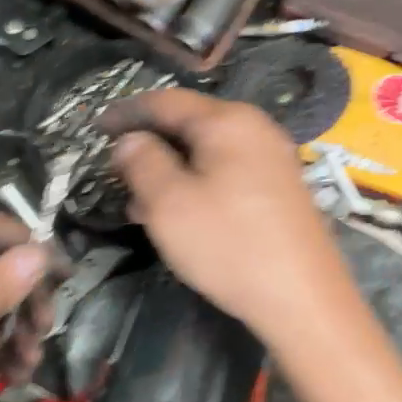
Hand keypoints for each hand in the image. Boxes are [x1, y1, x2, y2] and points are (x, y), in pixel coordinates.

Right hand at [103, 89, 357, 344]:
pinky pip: (227, 175)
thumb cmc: (229, 245)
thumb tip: (130, 140)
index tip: (97, 128)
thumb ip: (142, 162)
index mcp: (228, 121)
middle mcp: (256, 130)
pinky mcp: (281, 191)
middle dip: (149, 148)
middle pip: (189, 126)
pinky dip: (196, 188)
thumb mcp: (169, 204)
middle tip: (117, 176)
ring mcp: (273, 161)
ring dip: (170, 174)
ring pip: (207, 155)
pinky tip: (180, 220)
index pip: (165, 101)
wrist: (304, 300)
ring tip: (139, 208)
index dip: (126, 113)